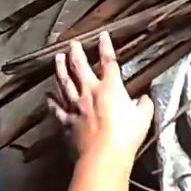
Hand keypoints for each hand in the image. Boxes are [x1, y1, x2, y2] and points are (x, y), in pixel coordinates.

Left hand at [49, 31, 153, 165]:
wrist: (104, 156)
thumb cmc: (126, 135)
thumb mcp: (143, 118)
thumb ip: (143, 105)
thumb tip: (143, 99)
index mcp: (110, 88)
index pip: (109, 61)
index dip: (106, 46)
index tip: (102, 35)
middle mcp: (90, 92)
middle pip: (80, 68)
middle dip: (76, 53)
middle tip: (71, 43)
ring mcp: (75, 107)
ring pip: (65, 84)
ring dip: (60, 70)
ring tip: (57, 59)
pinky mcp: (66, 122)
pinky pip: (57, 109)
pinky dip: (51, 102)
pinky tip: (47, 96)